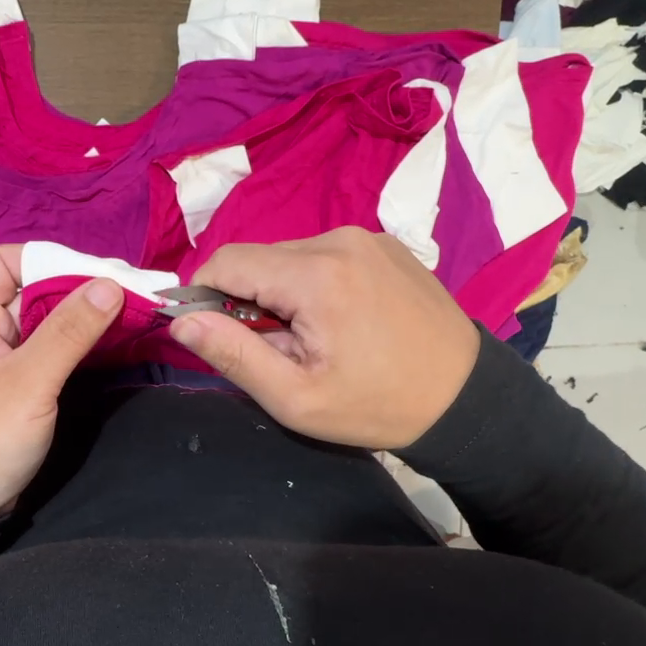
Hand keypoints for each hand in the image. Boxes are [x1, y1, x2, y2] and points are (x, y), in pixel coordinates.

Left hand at [0, 245, 120, 513]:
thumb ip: (69, 332)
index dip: (52, 260)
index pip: (6, 262)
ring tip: (130, 316)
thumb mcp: (29, 383)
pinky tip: (109, 344)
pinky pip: (44, 350)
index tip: (101, 274)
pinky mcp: (10, 384)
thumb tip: (111, 284)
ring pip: (41, 321)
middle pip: (29, 289)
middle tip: (132, 295)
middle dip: (77, 289)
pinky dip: (73, 345)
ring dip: (80, 318)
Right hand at [167, 228, 479, 449]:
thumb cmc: (374, 406)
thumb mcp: (294, 398)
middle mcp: (339, 240)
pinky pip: (321, 256)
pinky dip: (309, 285)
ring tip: (308, 339)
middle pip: (256, 259)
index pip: (225, 261)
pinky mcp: (384, 245)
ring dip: (277, 294)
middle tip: (272, 350)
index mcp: (316, 275)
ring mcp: (366, 238)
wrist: (466, 399)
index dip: (202, 295)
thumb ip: (231, 354)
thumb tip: (179, 321)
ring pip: (287, 257)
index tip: (211, 335)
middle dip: (245, 301)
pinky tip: (336, 322)